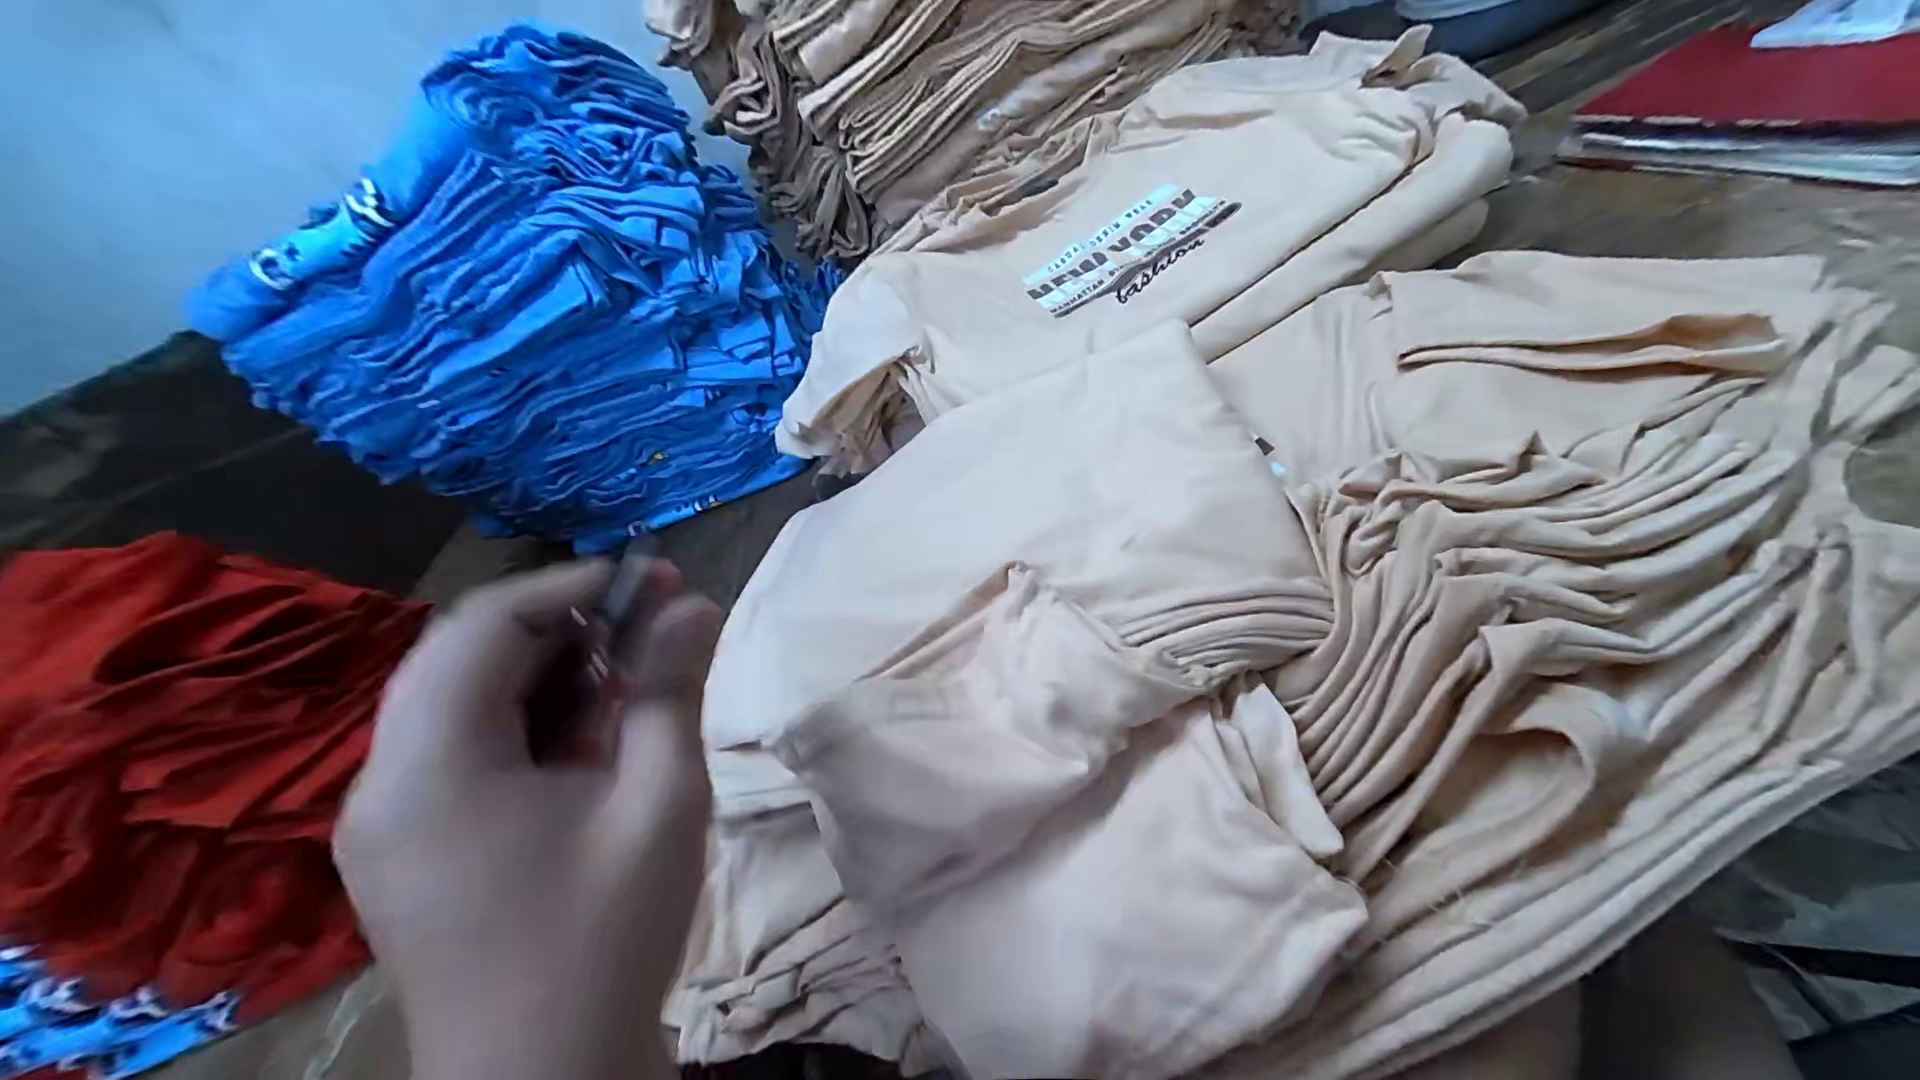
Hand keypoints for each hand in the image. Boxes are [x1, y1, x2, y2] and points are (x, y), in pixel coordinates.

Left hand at [334, 560, 721, 1079]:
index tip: (650, 579)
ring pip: (467, 693)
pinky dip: (534, 712)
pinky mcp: (414, 837)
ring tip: (633, 669)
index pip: (482, 627)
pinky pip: (470, 740)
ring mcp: (391, 814)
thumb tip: (696, 604)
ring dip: (552, 665)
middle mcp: (386, 782)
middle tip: (652, 616)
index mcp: (432, 771)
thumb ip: (671, 689)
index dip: (569, 584)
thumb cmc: (609, 935)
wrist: (546, 1078)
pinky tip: (595, 727)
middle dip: (565, 620)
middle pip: (467, 653)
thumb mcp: (660, 800)